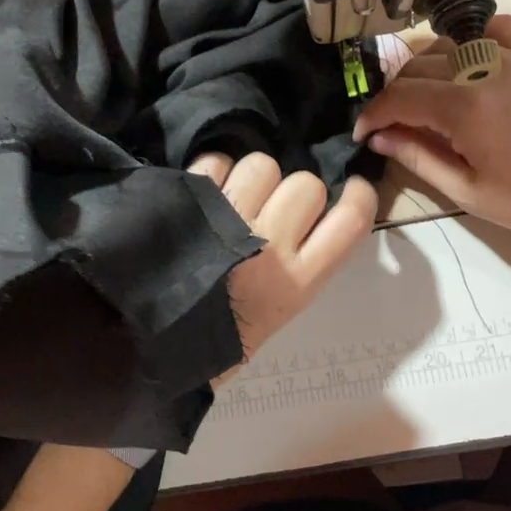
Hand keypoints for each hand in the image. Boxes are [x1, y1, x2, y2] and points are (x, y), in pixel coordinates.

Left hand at [188, 152, 377, 359]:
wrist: (151, 348)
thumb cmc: (219, 339)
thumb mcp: (279, 313)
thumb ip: (303, 268)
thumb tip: (311, 222)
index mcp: (298, 283)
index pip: (351, 222)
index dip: (360, 195)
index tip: (352, 189)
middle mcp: (270, 249)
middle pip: (306, 184)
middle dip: (294, 191)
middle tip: (273, 210)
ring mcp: (228, 223)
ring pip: (263, 165)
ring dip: (254, 177)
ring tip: (236, 200)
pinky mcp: (190, 206)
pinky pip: (217, 162)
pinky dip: (214, 170)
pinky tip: (206, 194)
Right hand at [353, 15, 510, 253]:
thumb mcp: (468, 191)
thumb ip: (419, 157)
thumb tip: (381, 137)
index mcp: (465, 107)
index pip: (399, 97)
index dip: (373, 115)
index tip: (363, 134)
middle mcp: (484, 70)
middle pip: (417, 67)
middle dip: (393, 95)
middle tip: (389, 126)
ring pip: (449, 45)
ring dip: (425, 68)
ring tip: (421, 101)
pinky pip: (496, 30)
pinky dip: (473, 40)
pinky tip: (467, 63)